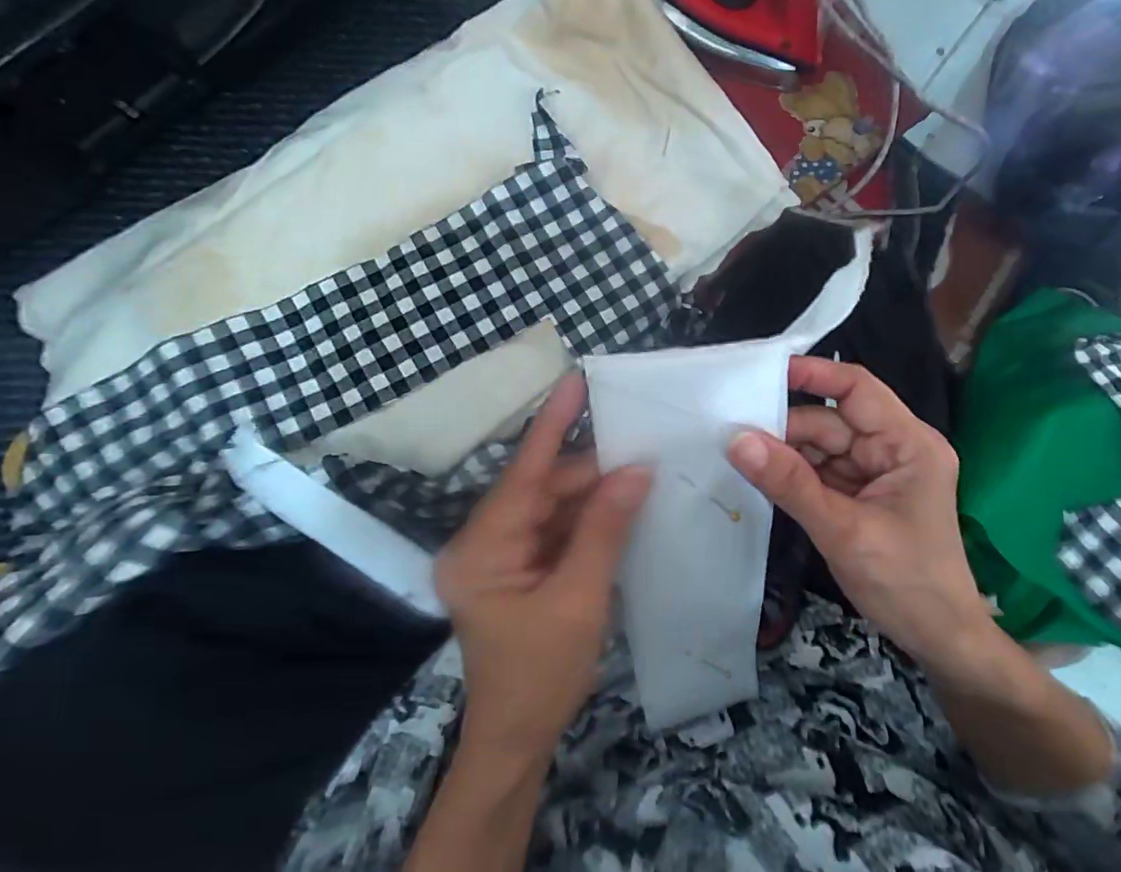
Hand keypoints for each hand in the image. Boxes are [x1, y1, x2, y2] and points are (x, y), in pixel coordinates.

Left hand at [435, 374, 651, 759]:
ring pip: (553, 506)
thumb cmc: (541, 676)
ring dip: (594, 492)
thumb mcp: (579, 599)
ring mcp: (499, 555)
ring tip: (640, 466)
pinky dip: (588, 518)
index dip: (553, 425)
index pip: (524, 473)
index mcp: (480, 549)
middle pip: (543, 488)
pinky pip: (556, 528)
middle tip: (641, 440)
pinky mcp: (517, 567)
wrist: (517, 741)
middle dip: (590, 468)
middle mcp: (482, 542)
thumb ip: (605, 528)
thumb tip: (637, 470)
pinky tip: (623, 502)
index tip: (575, 380)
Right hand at [726, 357, 999, 686]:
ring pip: (822, 448)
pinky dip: (795, 477)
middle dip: (786, 429)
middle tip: (732, 434)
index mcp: (908, 444)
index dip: (814, 375)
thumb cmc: (906, 583)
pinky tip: (762, 479)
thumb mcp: (844, 531)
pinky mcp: (864, 495)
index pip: (857, 389)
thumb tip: (737, 440)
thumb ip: (790, 484)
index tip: (763, 375)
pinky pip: (822, 473)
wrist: (941, 641)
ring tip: (738, 457)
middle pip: (831, 422)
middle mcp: (895, 449)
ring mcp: (879, 473)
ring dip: (786, 455)